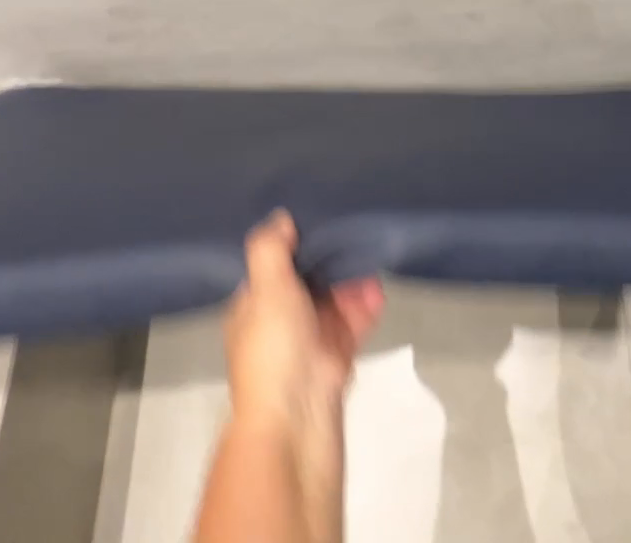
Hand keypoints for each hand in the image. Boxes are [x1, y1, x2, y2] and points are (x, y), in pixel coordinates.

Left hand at [224, 212, 385, 429]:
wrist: (297, 413)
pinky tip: (377, 293)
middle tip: (354, 236)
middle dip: (333, 262)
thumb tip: (280, 216)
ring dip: (353, 282)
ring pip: (336, 298)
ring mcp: (312, 337)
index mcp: (253, 306)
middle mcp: (281, 319)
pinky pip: (356, 320)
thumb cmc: (273, 347)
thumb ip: (271, 249)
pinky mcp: (339, 351)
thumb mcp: (265, 289)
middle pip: (310, 280)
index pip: (273, 266)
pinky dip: (367, 306)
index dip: (294, 245)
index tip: (319, 219)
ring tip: (371, 263)